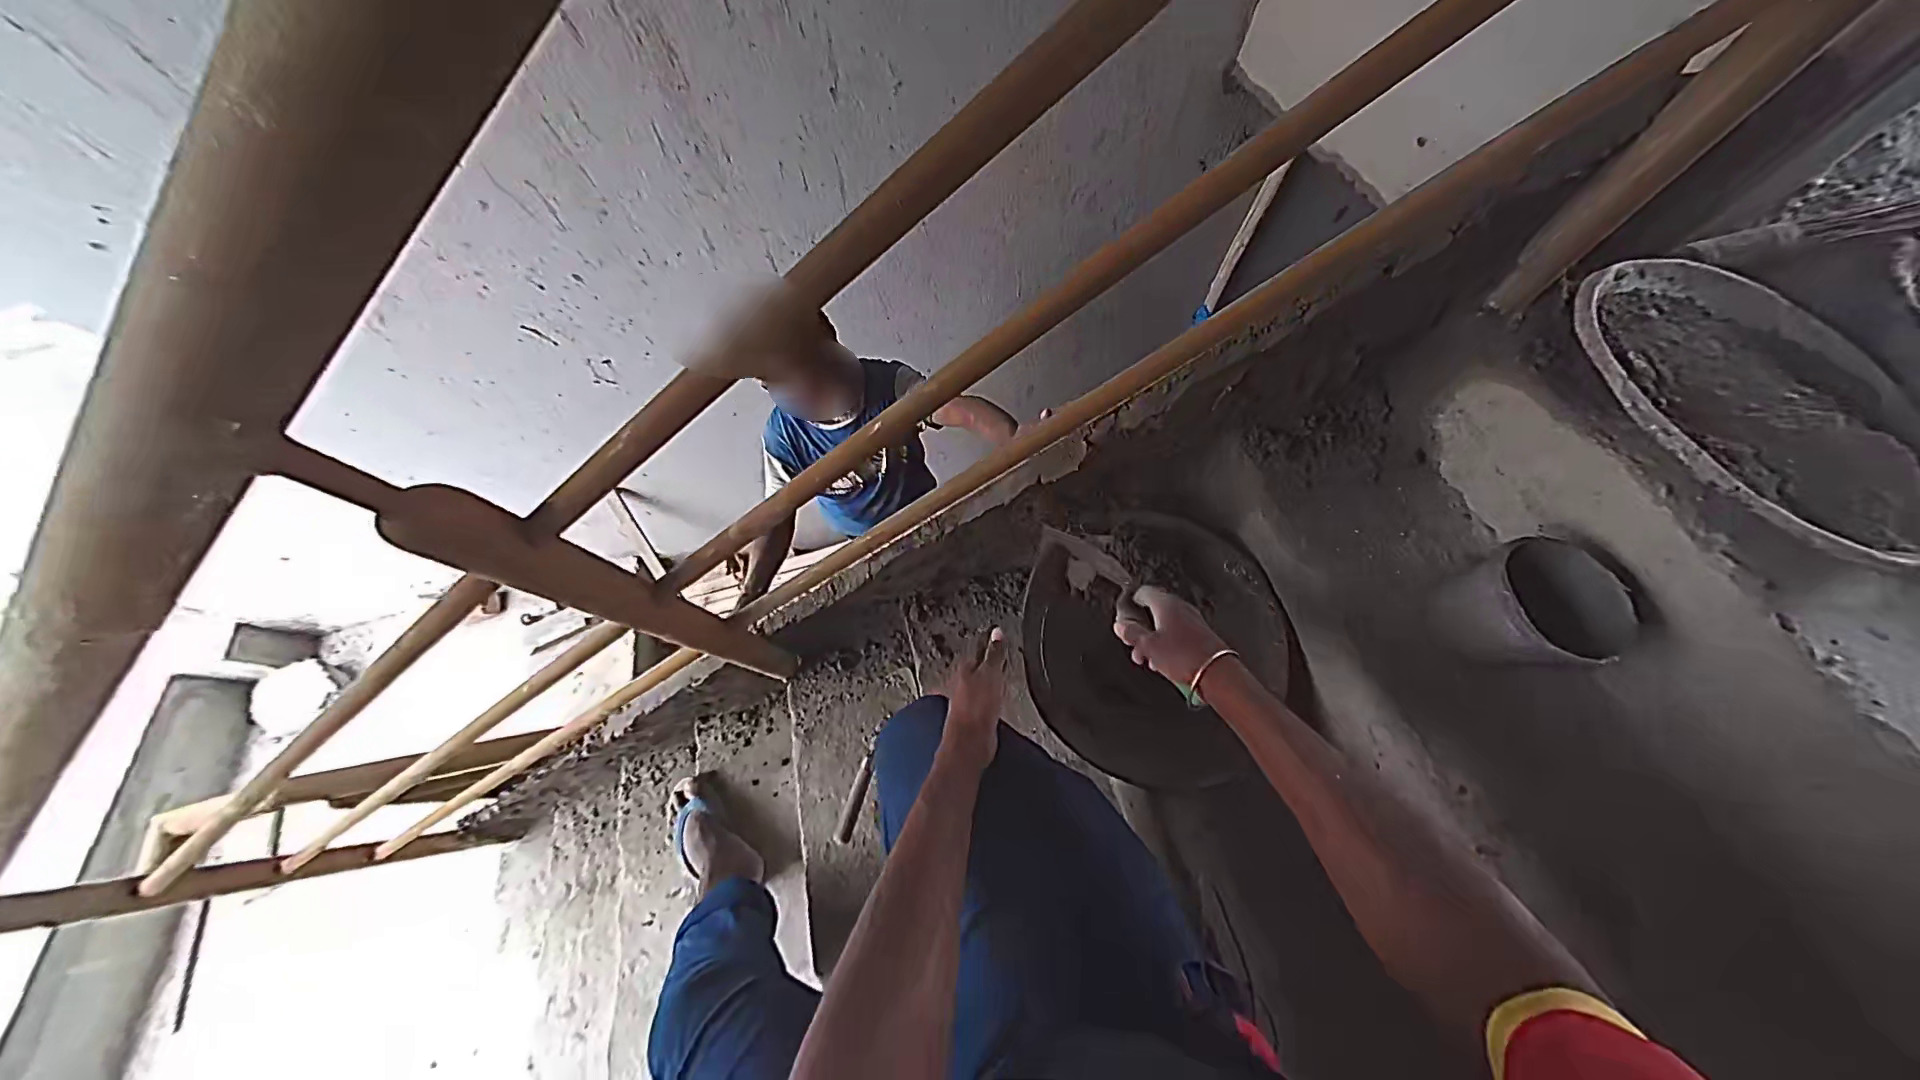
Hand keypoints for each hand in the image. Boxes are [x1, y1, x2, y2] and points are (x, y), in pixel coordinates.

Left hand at [940, 627, 1006, 768]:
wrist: (971, 743)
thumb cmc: (976, 709)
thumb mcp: (991, 674)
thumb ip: (994, 653)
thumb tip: (997, 632)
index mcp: (965, 669)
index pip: (978, 650)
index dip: (988, 643)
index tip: (996, 636)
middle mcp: (962, 684)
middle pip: (976, 667)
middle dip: (986, 661)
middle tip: (997, 653)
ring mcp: (967, 702)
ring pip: (979, 684)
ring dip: (988, 679)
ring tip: (999, 674)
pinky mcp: (974, 717)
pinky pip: (984, 700)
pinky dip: (990, 696)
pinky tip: (996, 699)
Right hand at [1113, 586, 1228, 689]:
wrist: (1216, 673)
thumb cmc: (1185, 656)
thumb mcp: (1148, 645)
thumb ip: (1132, 633)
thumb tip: (1121, 626)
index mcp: (1166, 604)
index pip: (1144, 592)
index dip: (1131, 603)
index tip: (1124, 616)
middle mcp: (1181, 608)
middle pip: (1153, 612)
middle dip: (1141, 628)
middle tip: (1133, 643)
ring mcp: (1192, 621)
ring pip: (1165, 626)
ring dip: (1153, 640)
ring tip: (1146, 657)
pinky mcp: (1200, 635)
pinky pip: (1177, 636)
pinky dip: (1167, 645)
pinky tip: (1162, 661)